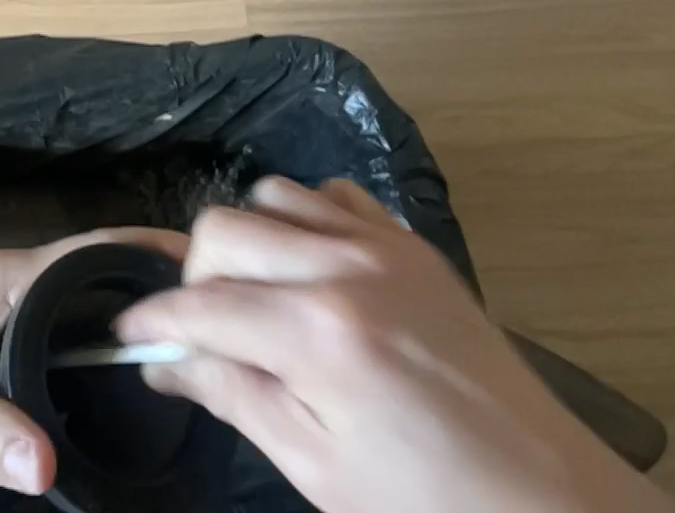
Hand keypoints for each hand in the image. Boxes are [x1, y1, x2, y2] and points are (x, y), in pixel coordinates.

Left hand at [0, 226, 189, 512]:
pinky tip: (150, 352)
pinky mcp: (23, 335)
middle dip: (157, 273)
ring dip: (142, 300)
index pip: (93, 248)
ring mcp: (23, 307)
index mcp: (8, 278)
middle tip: (221, 299)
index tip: (207, 264)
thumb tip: (47, 464)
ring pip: (97, 292)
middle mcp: (21, 280)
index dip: (147, 248)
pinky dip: (121, 327)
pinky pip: (85, 320)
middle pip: (104, 265)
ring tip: (202, 322)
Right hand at [117, 177, 673, 512]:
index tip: (126, 334)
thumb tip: (161, 360)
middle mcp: (343, 265)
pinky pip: (333, 193)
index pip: (201, 305)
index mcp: (317, 333)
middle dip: (194, 276)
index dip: (152, 319)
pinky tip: (311, 266)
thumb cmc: (423, 502)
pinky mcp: (410, 240)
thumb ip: (231, 394)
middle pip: (223, 229)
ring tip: (258, 294)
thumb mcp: (312, 464)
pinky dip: (304, 218)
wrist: (547, 497)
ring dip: (247, 241)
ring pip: (271, 195)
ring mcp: (382, 243)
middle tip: (205, 327)